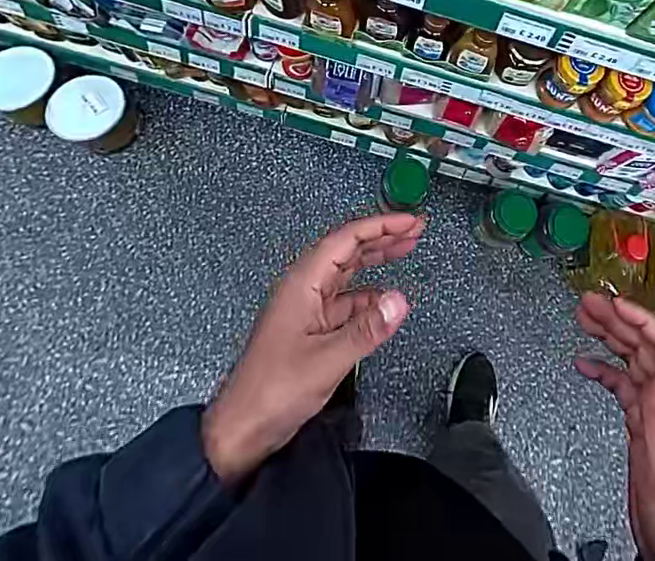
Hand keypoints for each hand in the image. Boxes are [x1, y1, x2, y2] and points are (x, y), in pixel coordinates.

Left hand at [204, 214, 425, 483]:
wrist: (239, 431)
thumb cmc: (273, 392)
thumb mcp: (327, 360)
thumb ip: (367, 329)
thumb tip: (401, 300)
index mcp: (303, 283)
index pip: (346, 239)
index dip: (381, 225)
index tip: (410, 222)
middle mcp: (304, 287)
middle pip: (347, 248)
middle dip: (382, 234)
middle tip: (415, 228)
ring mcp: (306, 306)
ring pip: (346, 270)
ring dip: (376, 257)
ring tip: (405, 247)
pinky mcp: (309, 325)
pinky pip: (344, 297)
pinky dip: (368, 291)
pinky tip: (385, 298)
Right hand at [575, 293, 654, 560]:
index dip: (642, 320)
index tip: (617, 303)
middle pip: (645, 347)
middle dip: (618, 319)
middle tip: (590, 301)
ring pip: (632, 361)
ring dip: (610, 336)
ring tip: (585, 316)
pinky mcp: (642, 427)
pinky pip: (622, 386)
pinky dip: (603, 370)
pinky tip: (586, 362)